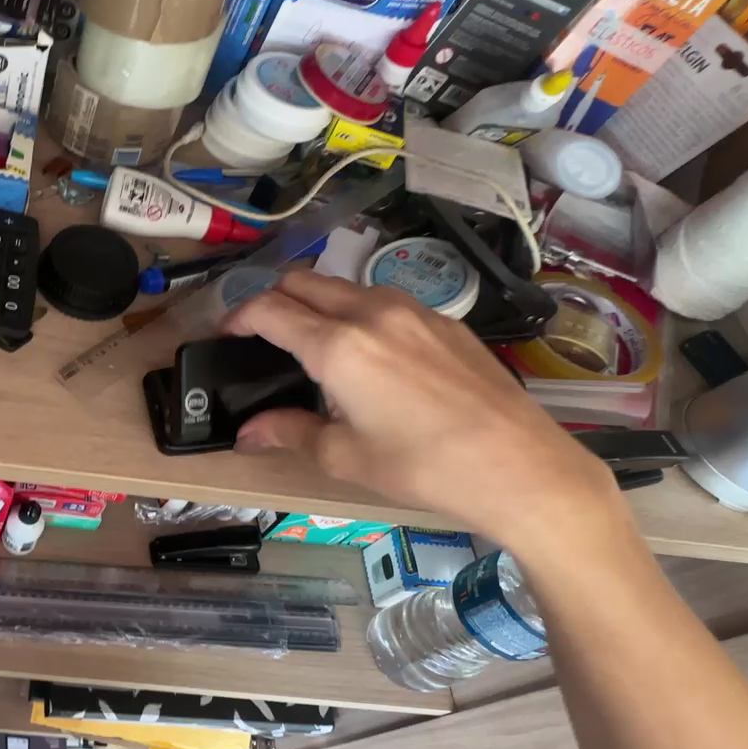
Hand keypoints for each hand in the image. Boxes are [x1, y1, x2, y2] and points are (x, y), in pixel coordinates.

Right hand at [224, 270, 625, 546]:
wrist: (521, 467)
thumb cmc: (422, 466)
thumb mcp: (344, 456)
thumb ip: (289, 432)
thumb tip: (248, 433)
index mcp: (338, 346)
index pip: (269, 309)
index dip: (237, 317)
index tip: (226, 335)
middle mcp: (372, 313)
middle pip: (304, 281)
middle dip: (272, 300)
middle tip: (261, 335)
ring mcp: (414, 311)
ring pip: (345, 286)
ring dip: (316, 302)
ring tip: (312, 342)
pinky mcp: (445, 322)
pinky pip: (383, 301)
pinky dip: (356, 312)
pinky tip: (367, 353)